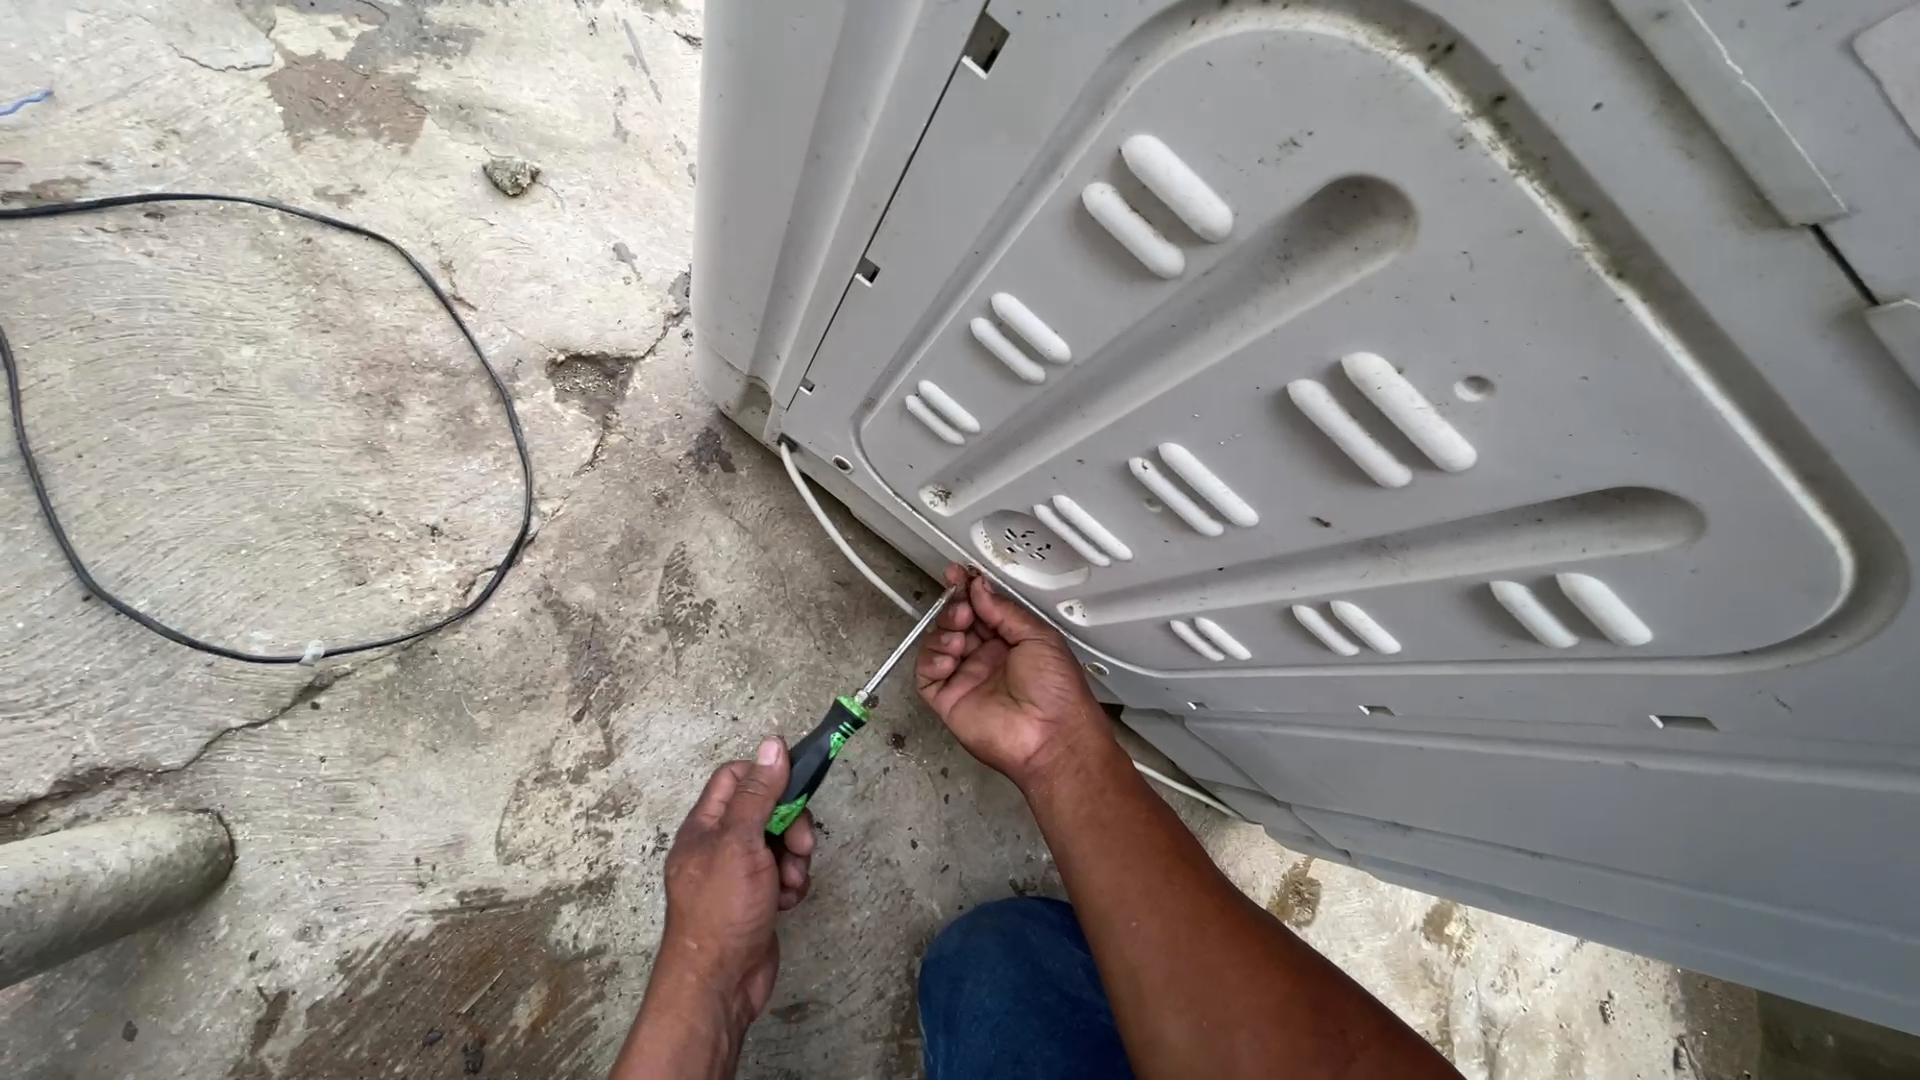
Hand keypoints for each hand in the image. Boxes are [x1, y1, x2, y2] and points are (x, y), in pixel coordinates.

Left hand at [614, 738, 814, 1077]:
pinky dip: (792, 883)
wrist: (719, 985)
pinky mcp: (756, 898)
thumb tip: (773, 744)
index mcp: (706, 826)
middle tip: (802, 846)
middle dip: (792, 824)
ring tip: (791, 882)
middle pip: (766, 809)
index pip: (736, 777)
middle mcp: (720, 845)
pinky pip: (783, 873)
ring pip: (780, 842)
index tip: (797, 784)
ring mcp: (739, 873)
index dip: (767, 775)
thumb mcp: (740, 842)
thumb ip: (758, 793)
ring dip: (795, 858)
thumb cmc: (722, 910)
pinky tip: (788, 901)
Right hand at [915, 564, 1110, 789]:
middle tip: (962, 604)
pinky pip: (927, 674)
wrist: (1052, 736)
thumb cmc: (1059, 694)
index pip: (981, 609)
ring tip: (959, 630)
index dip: (968, 591)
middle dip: (954, 607)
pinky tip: (948, 657)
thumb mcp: (1039, 636)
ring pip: (938, 643)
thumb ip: (1005, 610)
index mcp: (1011, 642)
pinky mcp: (950, 700)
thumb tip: (981, 589)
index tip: (960, 575)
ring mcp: (967, 679)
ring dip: (944, 630)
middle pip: (957, 622)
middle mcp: (987, 659)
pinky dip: (931, 659)